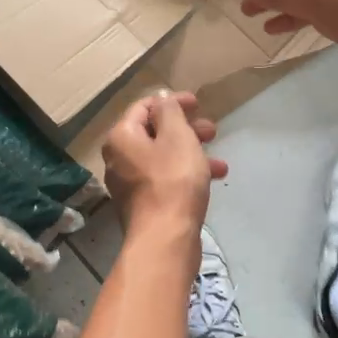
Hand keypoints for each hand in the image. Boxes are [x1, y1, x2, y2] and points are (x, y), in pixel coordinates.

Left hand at [102, 92, 226, 250]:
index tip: (199, 104)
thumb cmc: (173, 181)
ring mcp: (128, 183)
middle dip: (185, 129)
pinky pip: (164, 179)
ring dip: (191, 154)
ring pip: (162, 158)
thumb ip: (170, 112)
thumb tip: (161, 97)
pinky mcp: (143, 204)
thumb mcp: (177, 137)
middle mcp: (118, 158)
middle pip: (153, 133)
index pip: (144, 107)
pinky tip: (211, 181)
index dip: (172, 102)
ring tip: (219, 162)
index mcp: (121, 137)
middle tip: (212, 131)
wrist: (165, 239)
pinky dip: (186, 174)